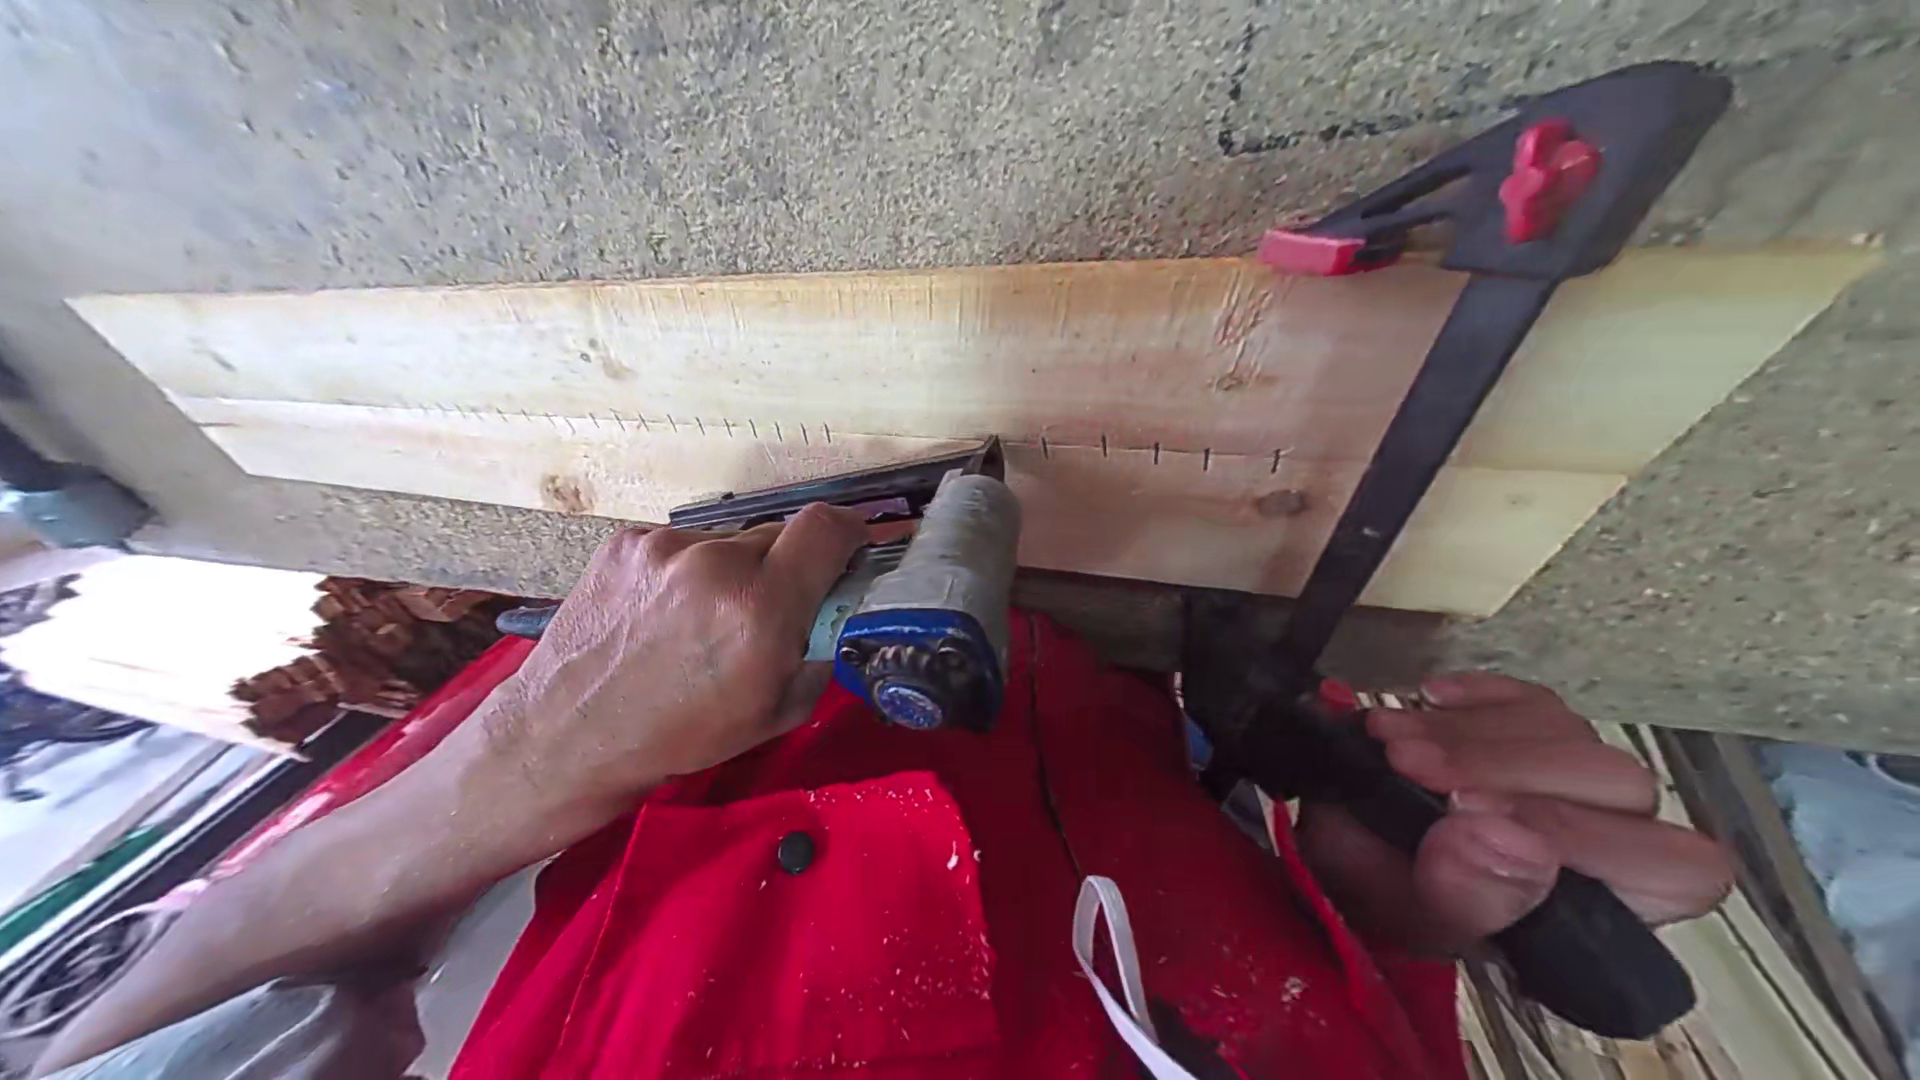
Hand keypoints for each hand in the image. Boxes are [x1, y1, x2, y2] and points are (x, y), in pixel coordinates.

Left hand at [458, 503, 868, 839]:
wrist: (566, 737)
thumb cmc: (681, 736)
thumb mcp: (779, 710)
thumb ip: (821, 647)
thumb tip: (840, 609)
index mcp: (760, 608)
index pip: (828, 528)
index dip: (851, 531)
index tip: (853, 548)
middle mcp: (715, 563)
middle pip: (783, 534)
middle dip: (790, 565)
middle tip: (773, 605)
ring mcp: (665, 547)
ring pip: (733, 540)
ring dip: (739, 568)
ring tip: (707, 615)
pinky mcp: (628, 541)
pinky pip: (687, 544)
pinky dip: (693, 569)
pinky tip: (668, 609)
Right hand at [1296, 673, 1732, 955]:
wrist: (1347, 840)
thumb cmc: (1386, 889)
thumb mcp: (1411, 913)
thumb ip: (1465, 896)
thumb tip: (1508, 838)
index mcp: (1607, 905)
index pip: (1672, 866)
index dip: (1581, 833)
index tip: (1465, 808)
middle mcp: (1608, 831)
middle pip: (1611, 779)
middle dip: (1495, 766)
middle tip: (1405, 761)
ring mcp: (1566, 769)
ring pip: (1561, 728)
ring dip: (1463, 730)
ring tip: (1388, 738)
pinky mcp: (1521, 724)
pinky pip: (1523, 695)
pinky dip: (1474, 693)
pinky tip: (1427, 700)